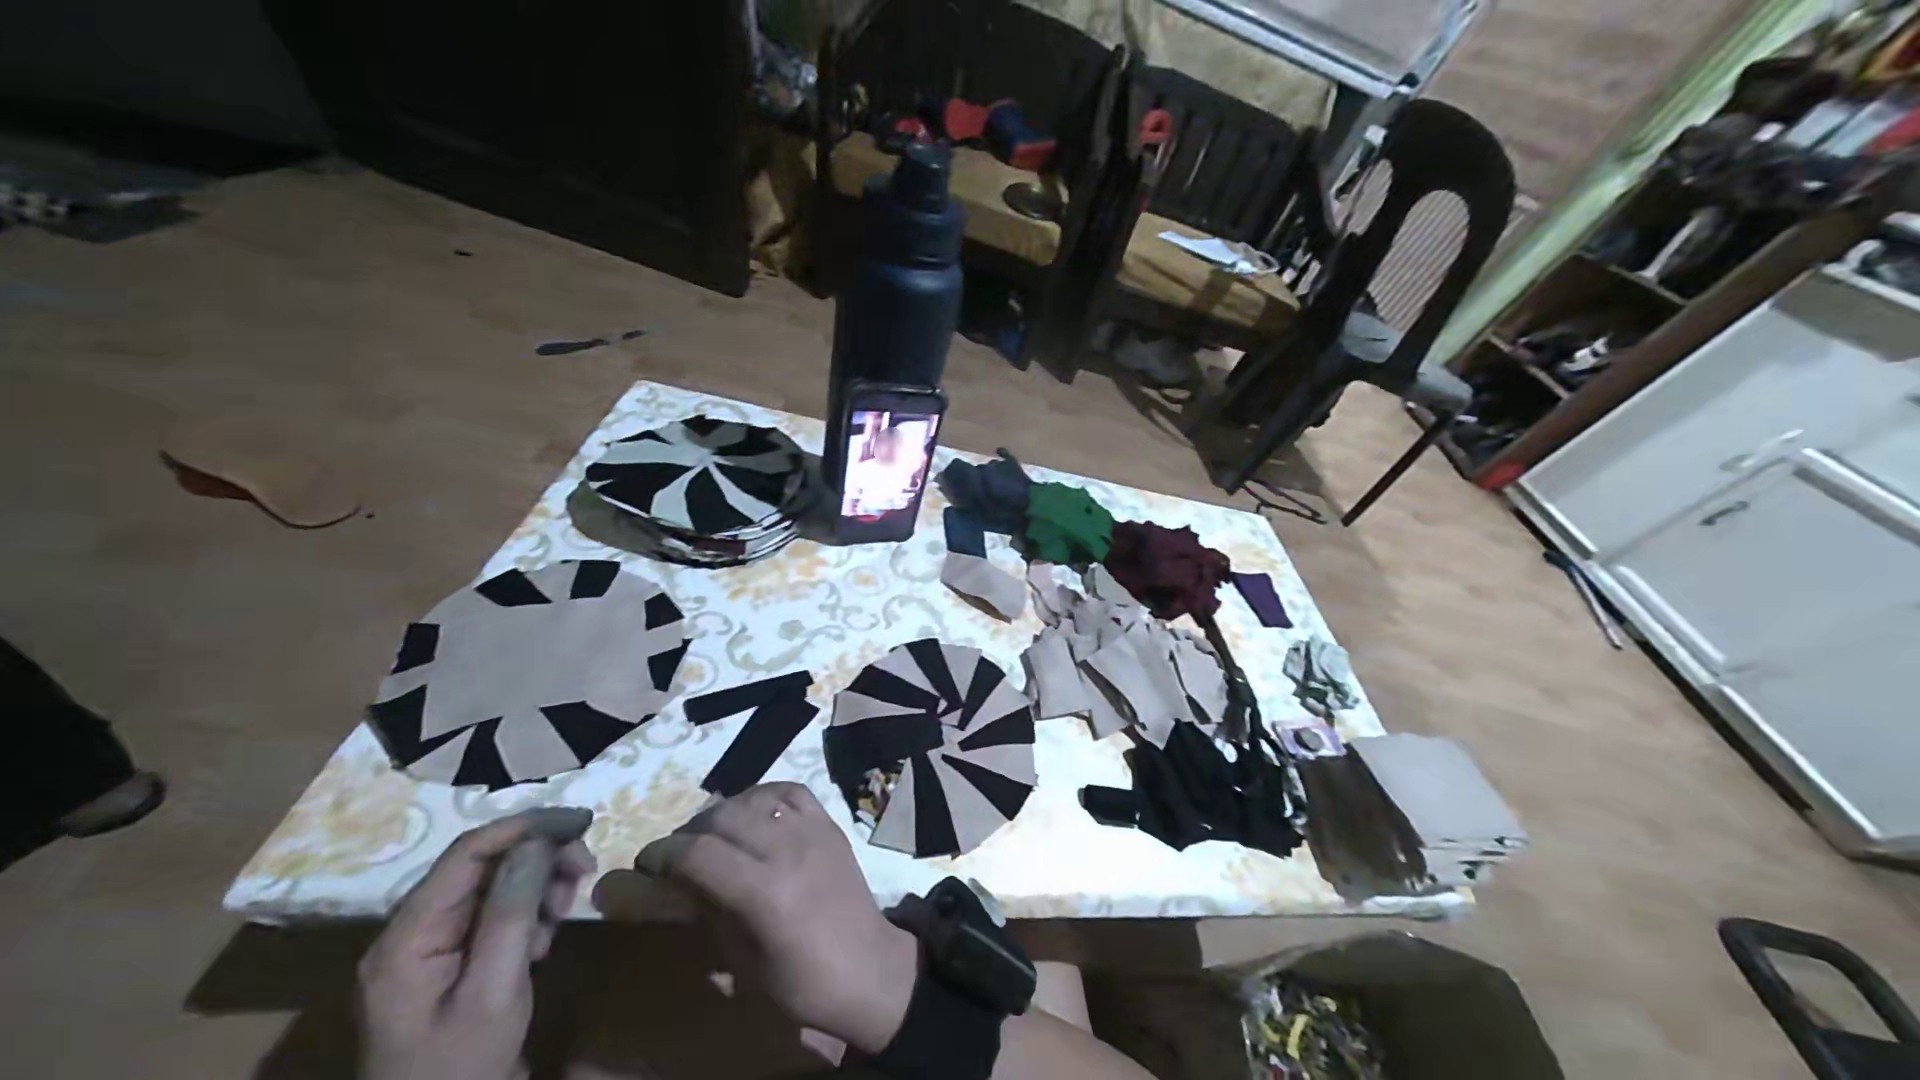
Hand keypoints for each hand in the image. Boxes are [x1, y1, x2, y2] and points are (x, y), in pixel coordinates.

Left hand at [358, 808, 595, 1079]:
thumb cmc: (462, 1068)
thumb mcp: (494, 991)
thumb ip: (511, 912)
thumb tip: (537, 842)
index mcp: (408, 936)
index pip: (467, 852)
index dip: (525, 826)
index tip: (580, 822)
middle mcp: (413, 930)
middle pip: (484, 863)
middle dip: (541, 856)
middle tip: (586, 867)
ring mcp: (430, 945)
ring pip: (496, 882)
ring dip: (540, 884)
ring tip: (565, 911)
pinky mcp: (451, 959)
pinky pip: (496, 911)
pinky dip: (530, 911)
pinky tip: (544, 937)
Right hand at [635, 783, 918, 1053]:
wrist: (868, 967)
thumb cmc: (801, 980)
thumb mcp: (743, 961)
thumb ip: (710, 912)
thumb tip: (677, 882)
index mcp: (765, 893)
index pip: (699, 854)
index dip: (664, 854)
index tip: (647, 863)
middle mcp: (788, 850)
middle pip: (723, 817)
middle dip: (689, 832)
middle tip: (677, 853)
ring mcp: (813, 831)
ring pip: (754, 798)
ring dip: (723, 812)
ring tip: (713, 834)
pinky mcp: (830, 823)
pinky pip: (791, 791)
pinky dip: (763, 795)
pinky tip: (752, 812)